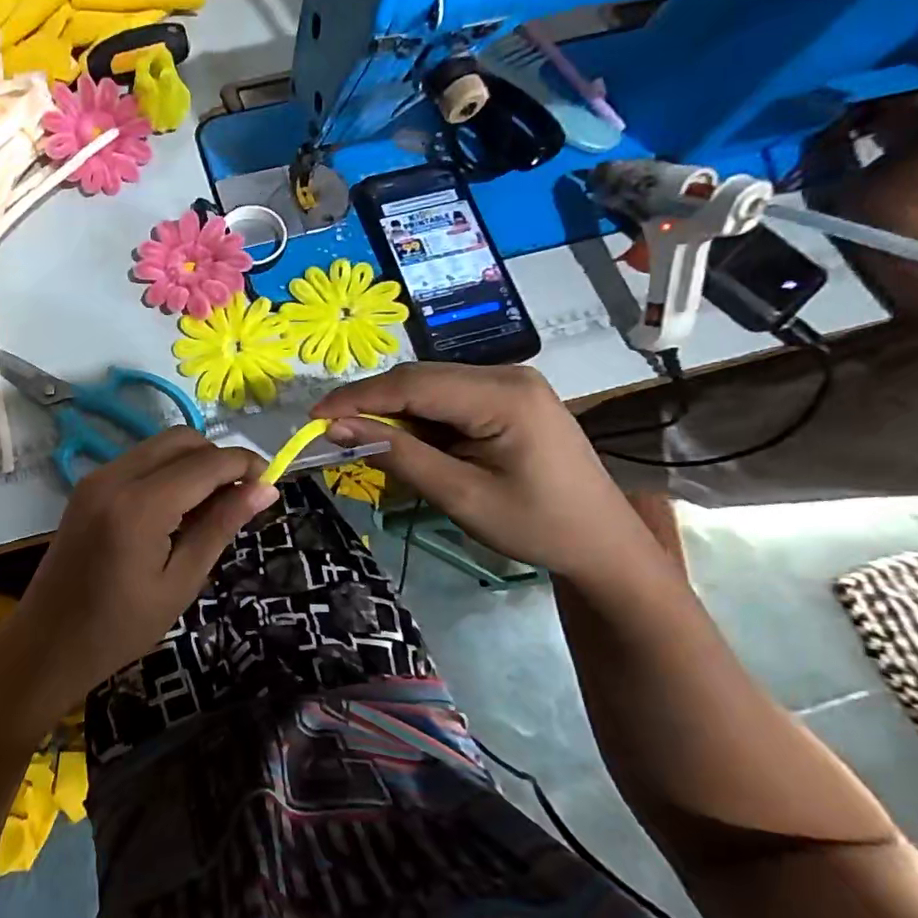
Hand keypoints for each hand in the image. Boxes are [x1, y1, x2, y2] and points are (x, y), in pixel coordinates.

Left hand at [5, 427, 276, 709]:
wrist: (47, 644)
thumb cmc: (120, 628)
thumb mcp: (181, 581)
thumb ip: (221, 526)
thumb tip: (265, 489)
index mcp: (140, 505)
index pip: (208, 462)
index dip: (246, 465)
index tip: (271, 484)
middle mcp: (115, 477)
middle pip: (183, 440)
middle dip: (219, 459)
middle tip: (240, 498)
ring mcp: (97, 477)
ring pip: (161, 445)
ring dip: (194, 463)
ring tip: (212, 507)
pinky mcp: (89, 485)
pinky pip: (141, 460)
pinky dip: (168, 471)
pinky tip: (178, 509)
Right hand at [313, 362, 661, 579]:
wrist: (603, 542)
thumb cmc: (537, 526)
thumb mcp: (461, 496)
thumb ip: (400, 456)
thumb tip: (338, 428)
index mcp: (504, 395)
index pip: (414, 383)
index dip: (358, 397)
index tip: (314, 418)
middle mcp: (508, 374)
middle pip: (421, 378)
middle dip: (372, 403)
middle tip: (330, 432)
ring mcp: (511, 382)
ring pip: (432, 386)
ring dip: (394, 410)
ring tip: (361, 439)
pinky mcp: (510, 396)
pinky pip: (450, 397)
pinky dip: (420, 417)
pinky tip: (405, 440)